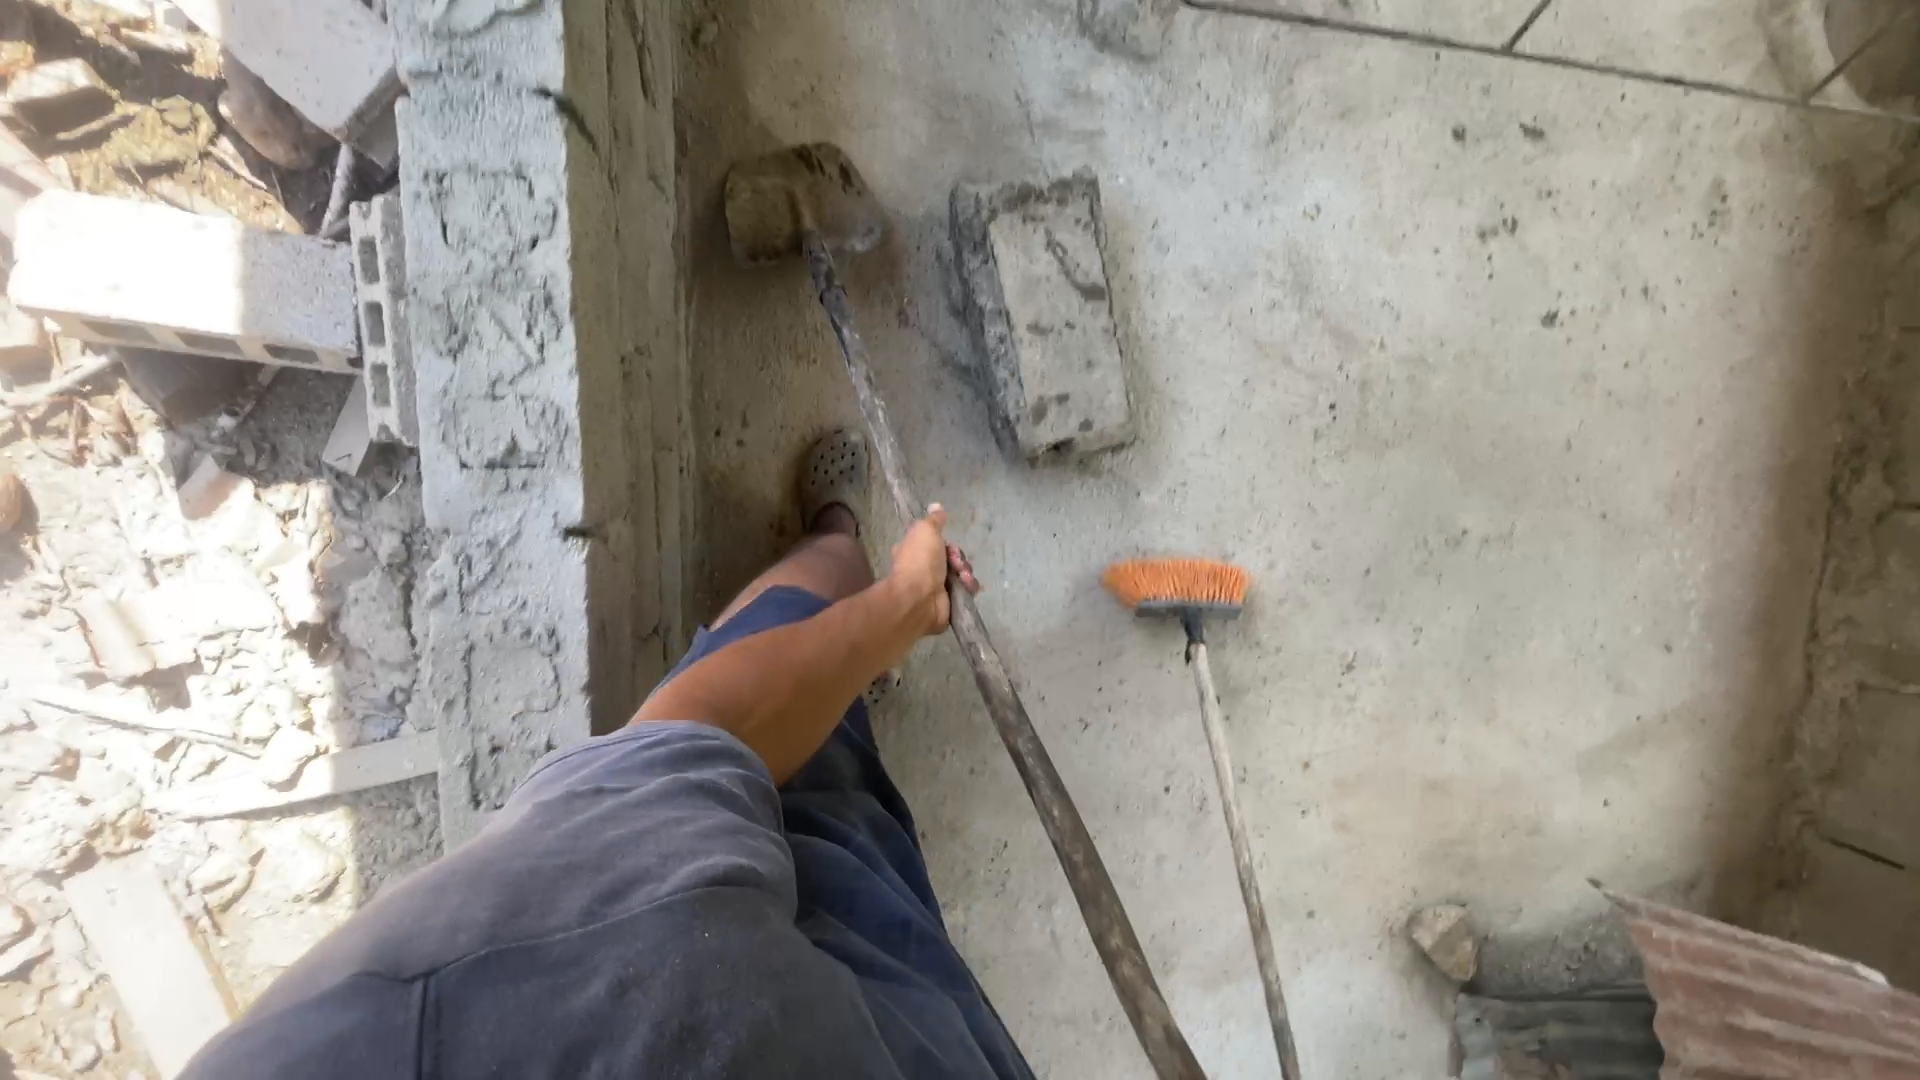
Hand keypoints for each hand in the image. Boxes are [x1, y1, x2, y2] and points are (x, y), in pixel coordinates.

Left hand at [887, 503, 980, 637]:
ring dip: (966, 572)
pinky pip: (966, 591)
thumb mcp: (925, 531)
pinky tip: (966, 586)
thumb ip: (933, 520)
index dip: (945, 543)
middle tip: (955, 561)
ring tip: (962, 576)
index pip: (935, 544)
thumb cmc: (919, 561)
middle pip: (951, 558)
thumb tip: (936, 506)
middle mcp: (924, 571)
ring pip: (961, 574)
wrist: (919, 598)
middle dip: (958, 557)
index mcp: (914, 553)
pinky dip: (969, 587)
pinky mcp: (949, 603)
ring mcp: (936, 588)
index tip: (948, 544)